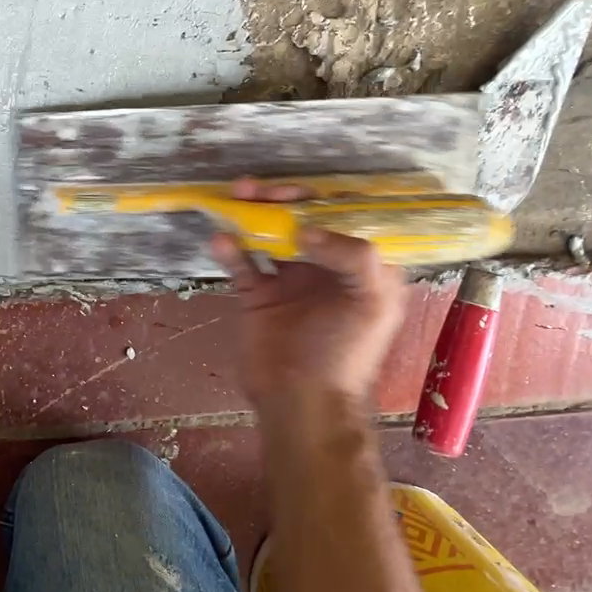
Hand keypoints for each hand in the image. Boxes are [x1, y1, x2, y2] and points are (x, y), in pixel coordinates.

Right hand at [209, 179, 408, 403]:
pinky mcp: (256, 295)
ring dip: (251, 214)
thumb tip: (304, 227)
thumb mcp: (371, 304)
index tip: (301, 192)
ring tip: (236, 198)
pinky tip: (220, 240)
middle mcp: (325, 268)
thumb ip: (353, 257)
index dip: (325, 198)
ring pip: (268, 235)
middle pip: (302, 220)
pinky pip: (240, 263)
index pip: (347, 219)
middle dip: (280, 199)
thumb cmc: (344, 353)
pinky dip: (229, 248)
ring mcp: (288, 280)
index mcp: (361, 269)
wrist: (300, 400)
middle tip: (260, 191)